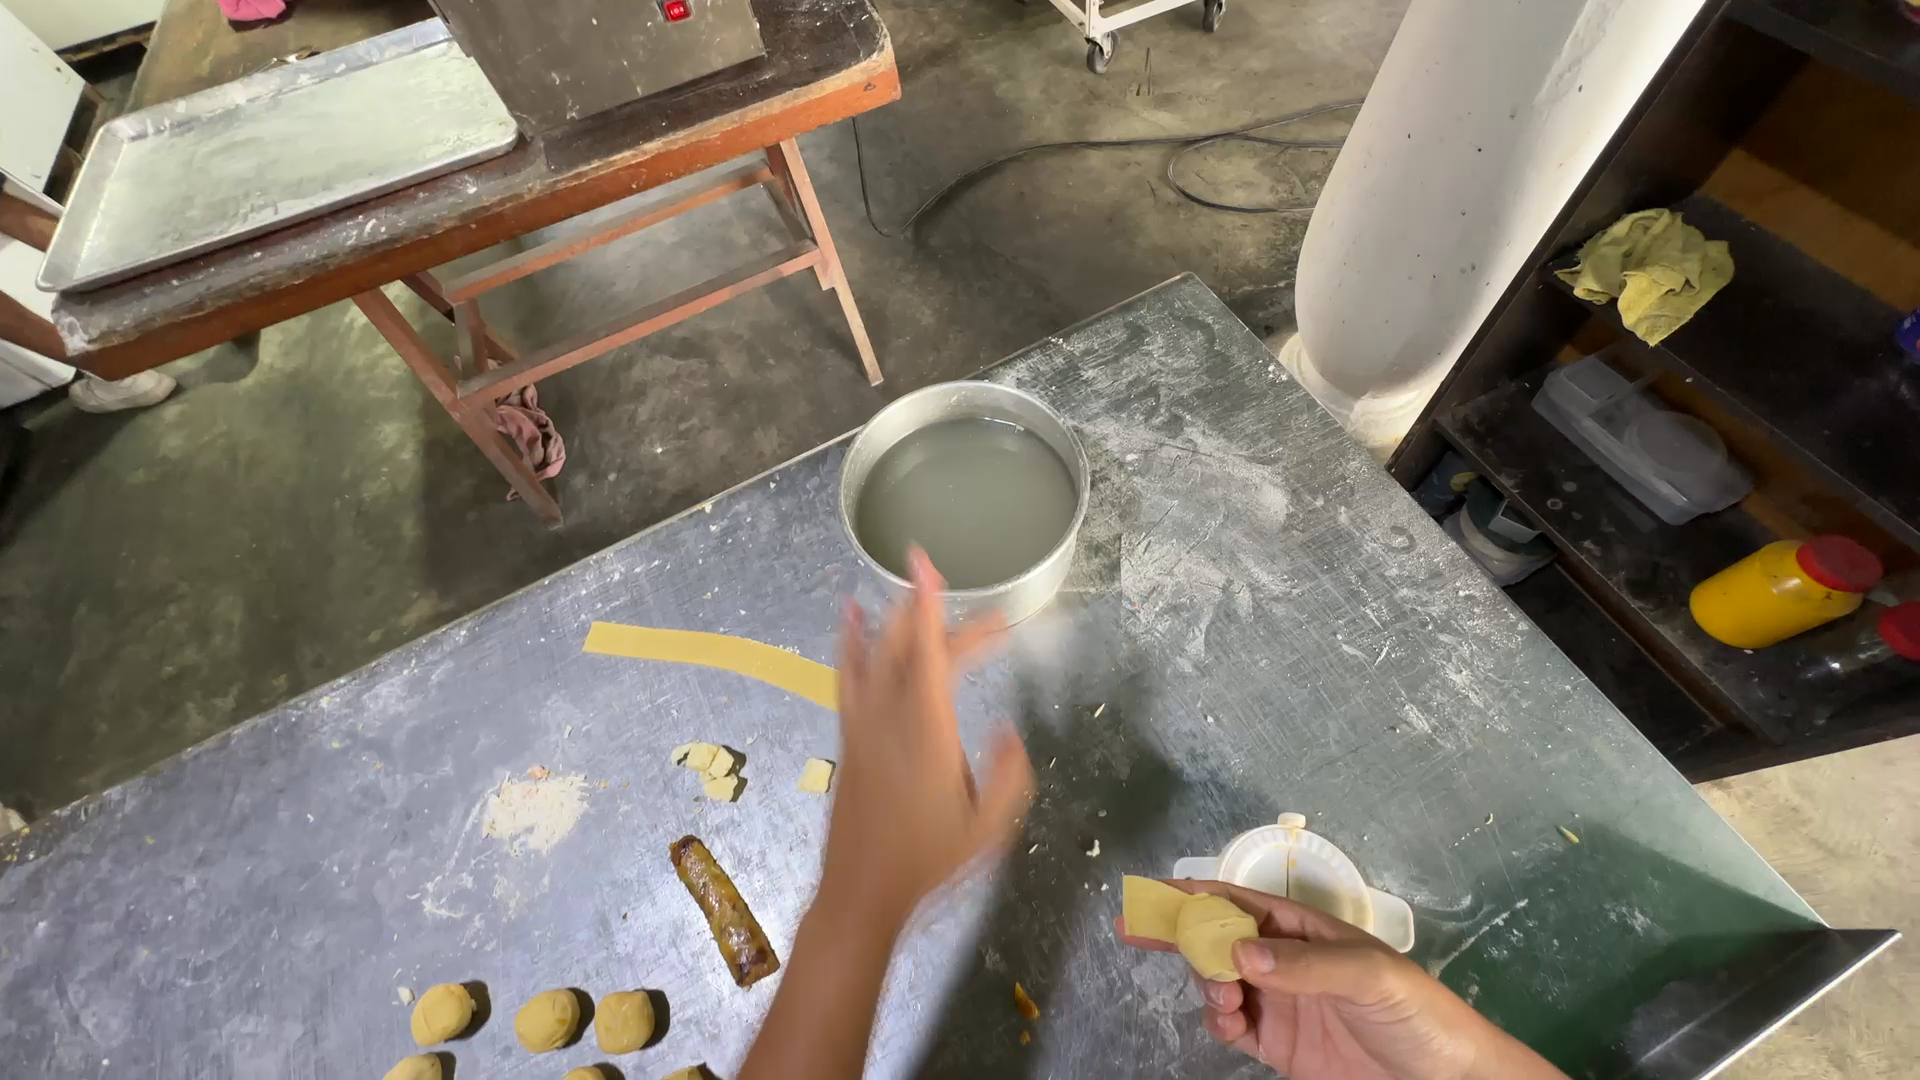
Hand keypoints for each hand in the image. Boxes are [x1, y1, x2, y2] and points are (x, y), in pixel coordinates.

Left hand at [820, 547, 1035, 927]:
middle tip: (988, 617)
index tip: (927, 565)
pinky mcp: (848, 733)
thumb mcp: (987, 827)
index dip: (929, 607)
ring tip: (913, 584)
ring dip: (896, 616)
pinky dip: (850, 640)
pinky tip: (850, 614)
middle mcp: (890, 717)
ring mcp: (863, 723)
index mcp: (928, 734)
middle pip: (911, 649)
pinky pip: (848, 674)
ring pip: (876, 653)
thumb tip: (1009, 727)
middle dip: (940, 618)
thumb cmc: (928, 861)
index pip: (930, 656)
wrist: (860, 891)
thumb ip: (1008, 774)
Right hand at [1117, 881, 1566, 1079]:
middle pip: (1214, 934)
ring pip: (1215, 977)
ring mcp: (1276, 1001)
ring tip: (1219, 995)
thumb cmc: (1415, 1011)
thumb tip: (1236, 950)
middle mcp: (1279, 957)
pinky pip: (1230, 1024)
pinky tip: (1226, 1020)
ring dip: (1202, 979)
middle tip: (1131, 930)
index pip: (1236, 899)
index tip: (1152, 891)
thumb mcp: (1367, 974)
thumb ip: (1302, 962)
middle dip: (1175, 929)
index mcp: (1298, 927)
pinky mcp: (1276, 1045)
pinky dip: (1216, 1018)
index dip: (1193, 892)